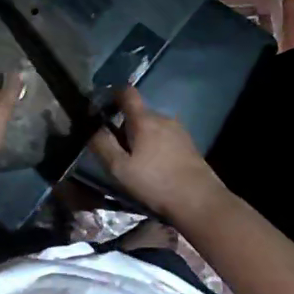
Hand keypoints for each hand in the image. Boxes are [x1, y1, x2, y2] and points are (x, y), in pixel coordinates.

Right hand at [91, 87, 227, 220]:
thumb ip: (102, 144)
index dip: (112, 94)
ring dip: (139, 136)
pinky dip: (153, 145)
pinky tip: (152, 166)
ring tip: (133, 160)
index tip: (101, 108)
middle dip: (123, 124)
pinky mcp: (188, 144)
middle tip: (114, 147)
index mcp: (144, 119)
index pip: (127, 92)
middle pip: (138, 112)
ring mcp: (179, 130)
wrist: (200, 201)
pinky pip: (163, 137)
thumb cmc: (155, 183)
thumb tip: (93, 128)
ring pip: (151, 126)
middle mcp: (163, 118)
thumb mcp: (119, 168)